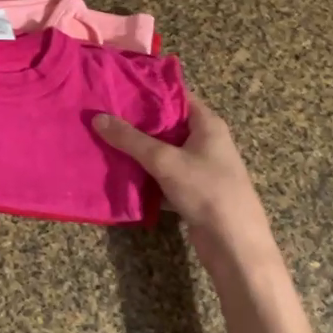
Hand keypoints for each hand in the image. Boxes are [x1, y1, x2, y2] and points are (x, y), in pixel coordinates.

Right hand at [94, 97, 271, 260]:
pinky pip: (164, 175)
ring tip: (105, 139)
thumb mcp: (165, 161)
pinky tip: (120, 172)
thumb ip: (130, 139)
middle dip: (137, 121)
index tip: (117, 87)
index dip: (148, 90)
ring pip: (163, 151)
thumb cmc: (206, 191)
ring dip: (139, 149)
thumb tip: (98, 118)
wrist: (234, 245)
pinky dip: (145, 174)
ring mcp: (200, 167)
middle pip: (167, 123)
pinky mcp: (193, 191)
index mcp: (207, 124)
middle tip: (104, 113)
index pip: (175, 95)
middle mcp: (206, 141)